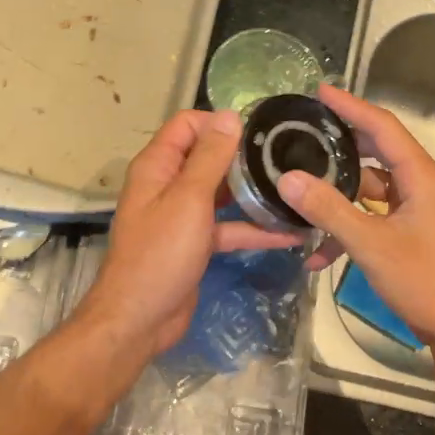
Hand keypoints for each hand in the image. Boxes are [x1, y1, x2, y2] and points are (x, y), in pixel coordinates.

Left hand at [75, 109, 299, 353]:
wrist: (140, 318)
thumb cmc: (160, 254)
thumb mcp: (189, 199)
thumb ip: (210, 158)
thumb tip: (230, 115)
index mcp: (158, 166)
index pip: (188, 125)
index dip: (220, 123)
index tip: (259, 132)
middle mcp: (167, 185)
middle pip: (208, 158)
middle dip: (243, 157)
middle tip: (287, 159)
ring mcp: (182, 216)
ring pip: (221, 194)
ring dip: (252, 193)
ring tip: (295, 190)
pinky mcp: (195, 244)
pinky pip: (227, 228)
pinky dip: (252, 229)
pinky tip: (289, 233)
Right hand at [275, 85, 434, 351]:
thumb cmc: (425, 282)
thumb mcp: (371, 245)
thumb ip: (329, 209)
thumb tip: (288, 179)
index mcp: (423, 178)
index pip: (384, 127)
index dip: (351, 107)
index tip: (320, 91)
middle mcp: (426, 187)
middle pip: (378, 154)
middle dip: (340, 148)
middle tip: (304, 135)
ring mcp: (423, 211)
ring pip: (374, 190)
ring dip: (341, 198)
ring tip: (301, 198)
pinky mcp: (418, 234)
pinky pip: (379, 218)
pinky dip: (353, 228)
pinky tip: (320, 255)